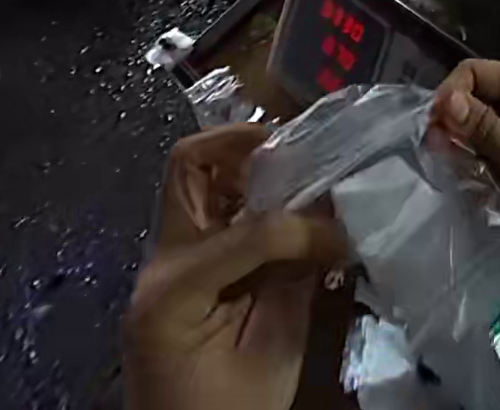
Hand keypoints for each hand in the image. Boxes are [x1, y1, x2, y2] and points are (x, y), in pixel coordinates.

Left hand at [123, 125, 345, 409]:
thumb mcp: (272, 355)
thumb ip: (299, 280)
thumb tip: (334, 224)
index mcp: (173, 293)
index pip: (249, 231)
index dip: (302, 227)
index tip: (339, 233)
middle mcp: (160, 261)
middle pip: (189, 164)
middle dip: (244, 144)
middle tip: (294, 149)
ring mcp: (164, 258)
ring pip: (194, 172)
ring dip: (244, 161)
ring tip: (291, 166)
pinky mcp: (178, 260)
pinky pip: (208, 200)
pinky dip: (245, 186)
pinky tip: (281, 197)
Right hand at [430, 61, 499, 297]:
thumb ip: (486, 131)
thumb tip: (442, 99)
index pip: (478, 74)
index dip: (451, 97)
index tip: (433, 135)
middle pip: (478, 104)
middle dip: (457, 130)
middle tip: (443, 166)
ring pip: (483, 138)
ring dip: (469, 159)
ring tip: (463, 185)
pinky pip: (496, 166)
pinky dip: (484, 179)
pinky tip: (479, 198)